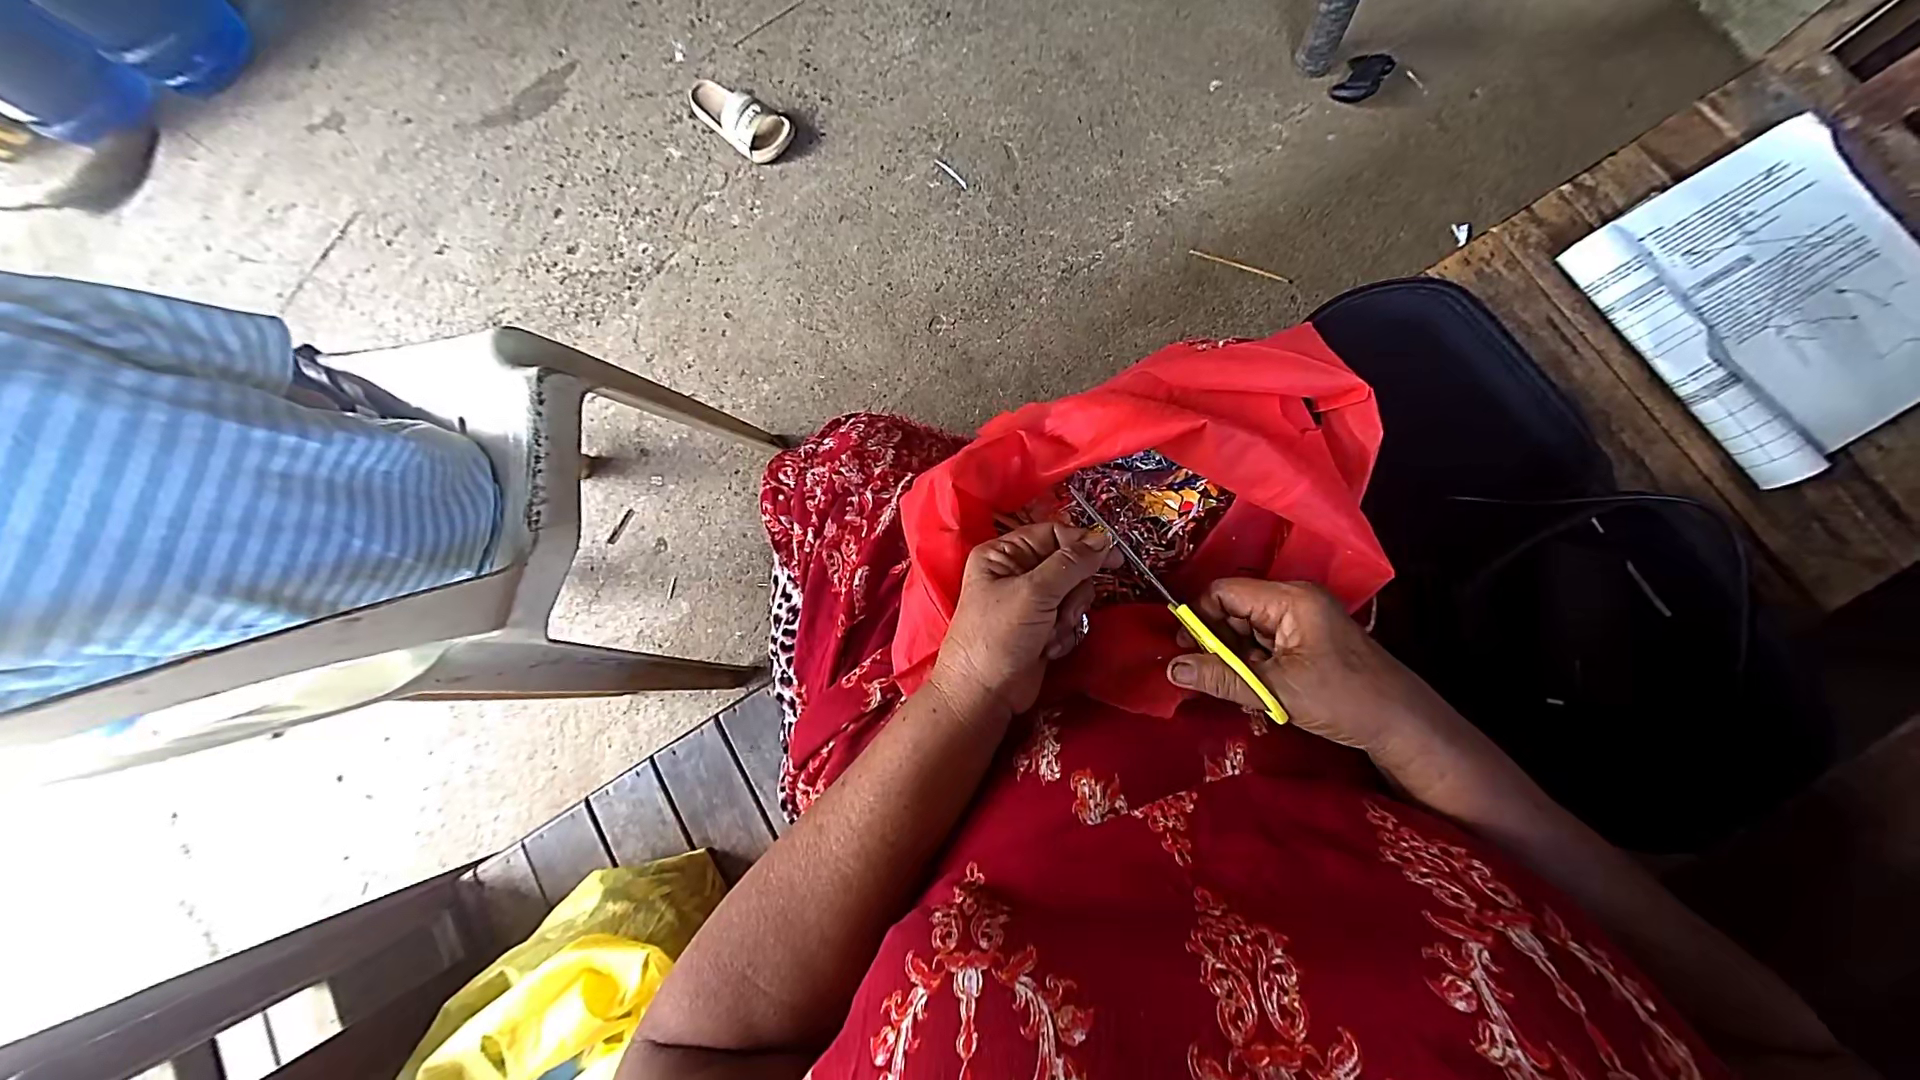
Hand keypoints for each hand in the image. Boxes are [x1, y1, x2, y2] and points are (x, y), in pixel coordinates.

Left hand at [929, 522, 1120, 719]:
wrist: (984, 693)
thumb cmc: (997, 636)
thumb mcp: (1034, 592)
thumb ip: (1071, 564)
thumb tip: (1103, 539)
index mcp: (1003, 554)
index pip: (1052, 533)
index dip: (1081, 544)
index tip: (1112, 556)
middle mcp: (1016, 572)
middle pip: (1069, 564)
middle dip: (1072, 591)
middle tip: (1062, 610)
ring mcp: (1030, 601)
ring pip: (1074, 593)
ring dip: (1068, 616)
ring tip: (1049, 634)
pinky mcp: (1042, 627)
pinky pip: (1070, 618)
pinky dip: (1065, 633)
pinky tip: (1048, 648)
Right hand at [1164, 579, 1458, 755]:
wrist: (1405, 726)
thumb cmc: (1347, 701)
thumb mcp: (1277, 690)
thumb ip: (1222, 676)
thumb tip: (1172, 669)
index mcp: (1290, 599)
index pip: (1223, 592)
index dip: (1199, 618)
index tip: (1185, 651)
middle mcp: (1293, 600)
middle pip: (1232, 608)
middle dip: (1216, 641)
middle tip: (1211, 674)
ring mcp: (1300, 619)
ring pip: (1244, 628)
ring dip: (1234, 656)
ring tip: (1240, 686)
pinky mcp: (1304, 639)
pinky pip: (1261, 642)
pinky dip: (1251, 663)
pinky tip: (1257, 687)